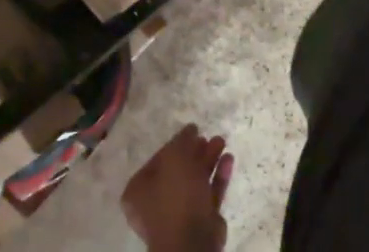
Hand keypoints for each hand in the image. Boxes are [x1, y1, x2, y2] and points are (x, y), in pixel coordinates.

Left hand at [121, 124, 233, 251]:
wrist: (190, 239)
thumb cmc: (175, 197)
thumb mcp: (174, 160)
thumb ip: (181, 141)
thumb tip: (190, 129)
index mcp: (139, 190)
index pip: (157, 159)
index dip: (176, 143)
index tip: (195, 130)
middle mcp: (154, 201)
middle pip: (177, 169)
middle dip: (195, 151)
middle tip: (210, 136)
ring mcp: (178, 211)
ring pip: (195, 179)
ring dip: (208, 159)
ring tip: (222, 142)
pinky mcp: (199, 217)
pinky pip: (209, 191)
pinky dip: (218, 175)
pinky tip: (229, 159)